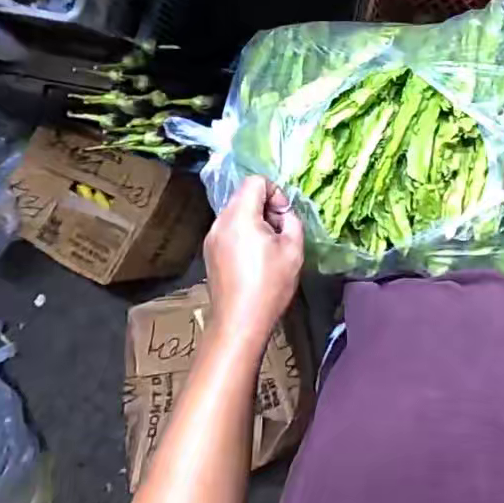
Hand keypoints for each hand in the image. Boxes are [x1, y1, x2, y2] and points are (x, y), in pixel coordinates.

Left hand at [204, 175, 303, 341]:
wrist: (240, 321)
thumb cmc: (269, 284)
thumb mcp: (293, 248)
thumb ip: (291, 221)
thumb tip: (283, 215)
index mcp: (240, 215)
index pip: (256, 181)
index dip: (275, 193)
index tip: (283, 217)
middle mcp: (220, 221)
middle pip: (244, 196)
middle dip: (266, 208)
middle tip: (280, 233)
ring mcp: (211, 238)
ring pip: (237, 214)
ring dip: (255, 222)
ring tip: (268, 249)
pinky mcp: (209, 253)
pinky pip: (229, 230)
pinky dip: (244, 235)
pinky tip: (254, 260)